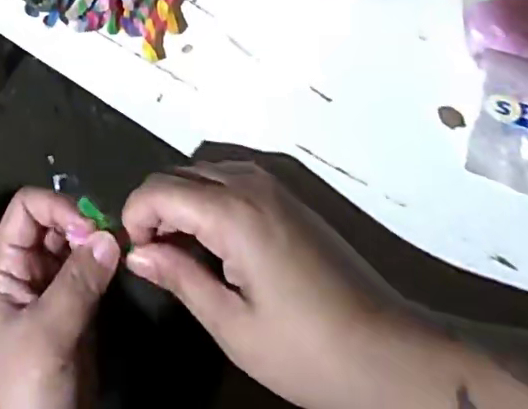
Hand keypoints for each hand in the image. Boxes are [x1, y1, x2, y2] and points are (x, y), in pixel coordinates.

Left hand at [0, 187, 120, 408]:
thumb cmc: (20, 387)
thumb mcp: (44, 334)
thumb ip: (76, 284)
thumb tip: (109, 235)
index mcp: (7, 264)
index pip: (27, 209)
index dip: (56, 208)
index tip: (89, 229)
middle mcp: (30, 270)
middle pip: (54, 223)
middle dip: (83, 221)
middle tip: (117, 236)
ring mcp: (54, 293)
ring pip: (76, 248)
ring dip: (98, 242)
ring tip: (126, 247)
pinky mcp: (78, 316)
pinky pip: (92, 278)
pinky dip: (107, 267)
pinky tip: (124, 266)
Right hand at [121, 163, 398, 407]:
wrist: (393, 354)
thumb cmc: (310, 350)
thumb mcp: (234, 327)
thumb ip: (179, 279)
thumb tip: (136, 253)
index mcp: (233, 213)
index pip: (158, 190)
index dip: (134, 216)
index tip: (134, 253)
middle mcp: (248, 184)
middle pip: (176, 174)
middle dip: (154, 207)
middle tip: (154, 256)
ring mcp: (271, 185)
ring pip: (201, 172)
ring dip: (180, 200)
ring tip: (182, 250)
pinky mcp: (286, 196)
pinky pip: (227, 179)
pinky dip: (207, 199)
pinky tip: (215, 242)